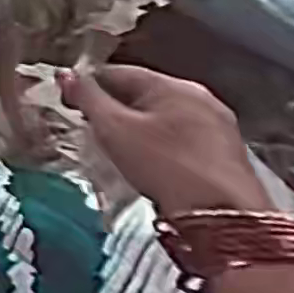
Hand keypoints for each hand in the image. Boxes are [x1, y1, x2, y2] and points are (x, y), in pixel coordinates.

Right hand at [59, 64, 270, 215]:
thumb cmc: (164, 165)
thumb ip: (86, 97)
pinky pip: (181, 135)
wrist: (226, 220)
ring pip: (161, 115)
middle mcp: (199, 97)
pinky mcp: (228, 152)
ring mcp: (219, 124)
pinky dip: (161, 142)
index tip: (71, 106)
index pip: (115, 72)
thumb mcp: (113, 128)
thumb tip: (65, 73)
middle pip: (140, 92)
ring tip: (119, 148)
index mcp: (171, 85)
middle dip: (113, 107)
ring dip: (137, 125)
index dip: (87, 86)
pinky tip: (151, 161)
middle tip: (94, 129)